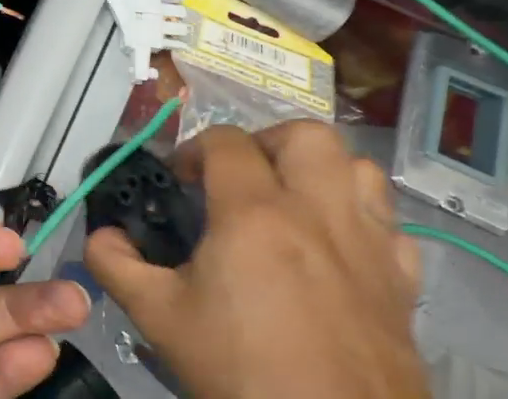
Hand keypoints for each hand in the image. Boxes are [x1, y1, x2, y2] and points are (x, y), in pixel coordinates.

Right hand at [84, 121, 427, 398]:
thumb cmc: (243, 369)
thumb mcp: (157, 316)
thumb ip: (115, 263)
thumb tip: (104, 235)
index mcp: (255, 215)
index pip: (226, 142)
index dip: (195, 150)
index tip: (180, 181)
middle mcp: (319, 216)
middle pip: (308, 137)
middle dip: (267, 142)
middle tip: (240, 175)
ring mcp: (370, 250)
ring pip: (362, 171)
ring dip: (322, 172)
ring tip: (288, 200)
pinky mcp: (403, 287)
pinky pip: (391, 226)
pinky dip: (361, 220)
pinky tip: (333, 247)